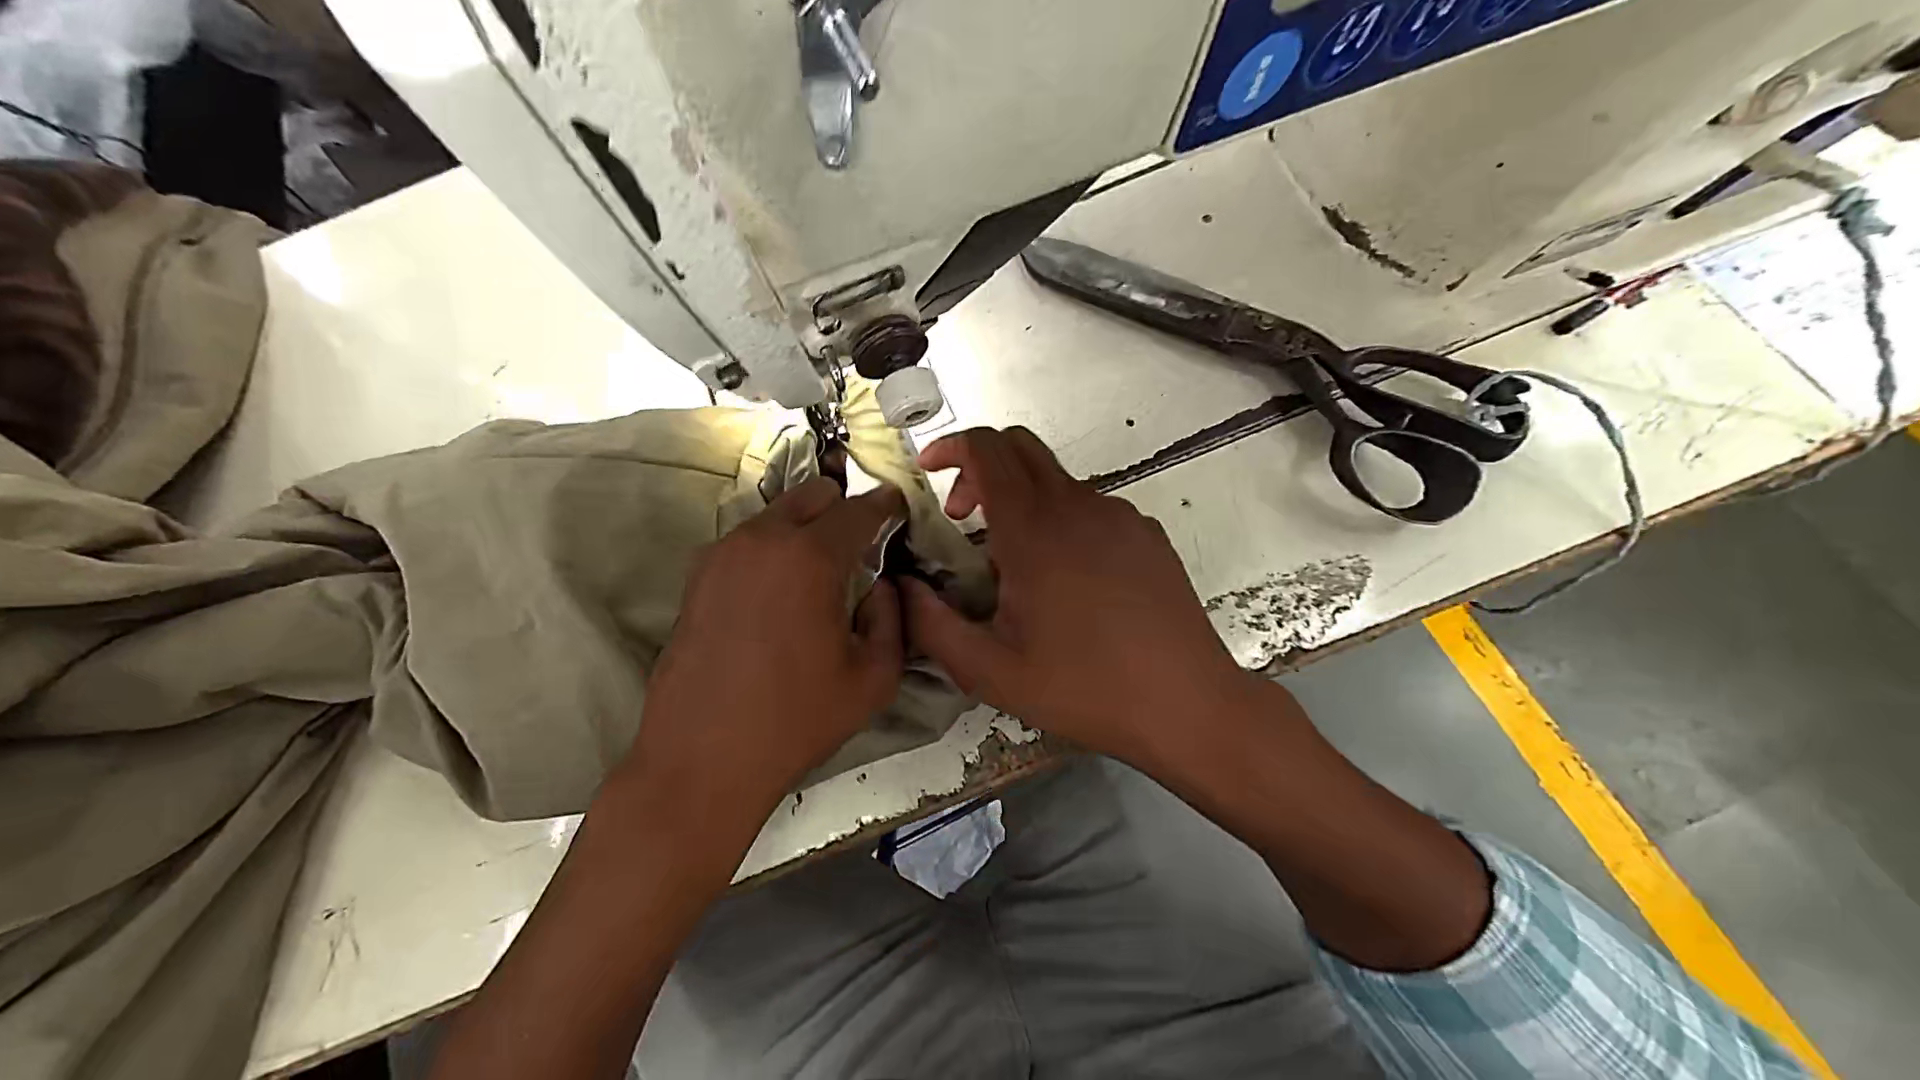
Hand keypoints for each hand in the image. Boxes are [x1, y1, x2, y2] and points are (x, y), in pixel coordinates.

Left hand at [619, 478, 906, 832]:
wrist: (701, 759)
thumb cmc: (796, 720)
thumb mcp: (874, 678)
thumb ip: (891, 618)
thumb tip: (879, 588)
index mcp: (810, 557)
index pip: (860, 509)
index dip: (886, 506)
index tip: (898, 512)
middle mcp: (762, 539)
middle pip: (814, 494)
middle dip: (843, 510)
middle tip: (859, 549)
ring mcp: (722, 553)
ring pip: (777, 514)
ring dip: (805, 529)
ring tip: (818, 578)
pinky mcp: (698, 576)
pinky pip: (748, 542)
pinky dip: (773, 551)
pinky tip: (779, 596)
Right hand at [902, 427, 1261, 765]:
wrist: (1186, 702)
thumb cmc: (1084, 687)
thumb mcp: (990, 670)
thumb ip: (932, 625)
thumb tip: (901, 589)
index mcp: (1034, 529)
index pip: (987, 449)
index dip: (950, 446)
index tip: (928, 470)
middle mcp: (1078, 507)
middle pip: (1021, 447)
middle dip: (980, 466)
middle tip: (962, 516)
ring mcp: (1119, 516)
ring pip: (1056, 480)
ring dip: (1021, 499)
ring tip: (1014, 565)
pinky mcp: (1146, 534)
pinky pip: (1090, 507)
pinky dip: (1060, 519)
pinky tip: (1067, 579)